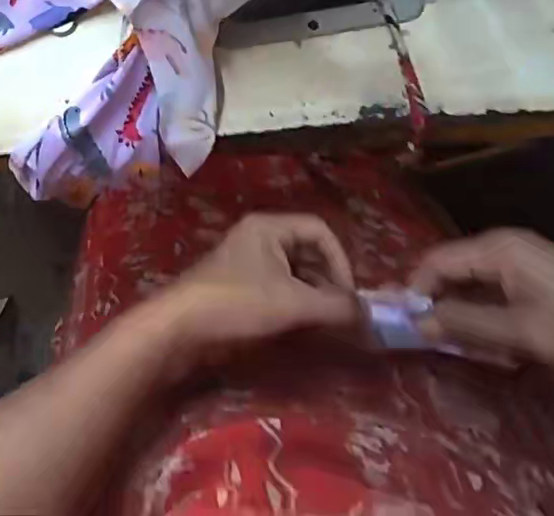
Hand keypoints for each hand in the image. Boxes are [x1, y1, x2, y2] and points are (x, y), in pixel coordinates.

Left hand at [143, 213, 362, 373]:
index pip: (319, 230)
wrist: (183, 324)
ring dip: (315, 295)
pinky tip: (305, 327)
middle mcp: (259, 236)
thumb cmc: (237, 301)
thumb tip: (370, 314)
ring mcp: (249, 259)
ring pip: (296, 271)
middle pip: (308, 250)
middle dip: (330, 281)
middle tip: (344, 315)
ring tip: (329, 325)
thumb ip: (335, 306)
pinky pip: (280, 286)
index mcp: (268, 227)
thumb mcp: (293, 303)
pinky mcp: (242, 283)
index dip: (341, 261)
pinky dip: (297, 303)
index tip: (350, 297)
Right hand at [409, 229, 553, 412]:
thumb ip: (466, 324)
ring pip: (481, 289)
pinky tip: (509, 352)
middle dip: (445, 308)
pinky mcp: (553, 287)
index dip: (415, 291)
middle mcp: (510, 247)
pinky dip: (498, 323)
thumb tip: (416, 320)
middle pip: (456, 273)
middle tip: (440, 347)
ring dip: (473, 320)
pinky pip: (506, 298)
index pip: (435, 261)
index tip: (404, 326)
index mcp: (499, 247)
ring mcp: (534, 266)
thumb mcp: (527, 337)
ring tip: (477, 355)